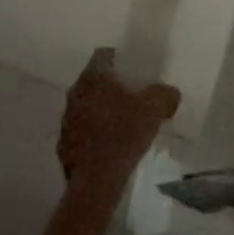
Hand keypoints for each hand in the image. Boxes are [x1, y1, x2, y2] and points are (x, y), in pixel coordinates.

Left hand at [56, 48, 181, 185]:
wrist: (95, 180)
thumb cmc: (124, 134)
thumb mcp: (155, 109)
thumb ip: (165, 95)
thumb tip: (170, 93)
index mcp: (95, 76)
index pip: (103, 54)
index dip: (118, 57)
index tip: (132, 68)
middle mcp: (75, 92)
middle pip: (93, 80)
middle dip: (110, 86)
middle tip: (130, 95)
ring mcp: (66, 119)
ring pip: (84, 105)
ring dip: (99, 110)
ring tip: (120, 122)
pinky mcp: (63, 144)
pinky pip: (80, 131)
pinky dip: (91, 134)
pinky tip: (108, 146)